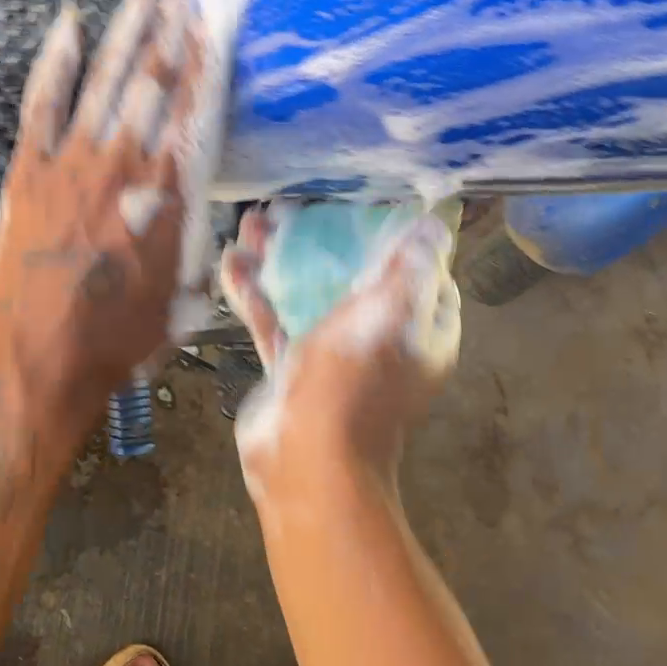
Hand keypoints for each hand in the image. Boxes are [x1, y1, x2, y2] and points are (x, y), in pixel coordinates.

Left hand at [0, 0, 210, 417]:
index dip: (202, 66)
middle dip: (168, 38)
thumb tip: (200, 215)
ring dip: (125, 38)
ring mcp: (71, 162)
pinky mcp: (29, 168)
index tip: (209, 29)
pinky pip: (43, 102)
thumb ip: (195, 246)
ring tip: (141, 0)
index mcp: (169, 196)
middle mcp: (124, 166)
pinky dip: (56, 61)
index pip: (193, 113)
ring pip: (103, 83)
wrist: (43, 351)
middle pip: (152, 87)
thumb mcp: (182, 296)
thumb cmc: (119, 335)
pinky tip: (69, 25)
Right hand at [221, 207, 449, 499]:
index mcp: (417, 332)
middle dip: (320, 241)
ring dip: (279, 260)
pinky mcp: (291, 368)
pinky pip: (273, 321)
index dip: (396, 242)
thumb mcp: (387, 315)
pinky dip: (254, 293)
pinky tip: (230, 261)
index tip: (365, 209)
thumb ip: (409, 269)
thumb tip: (436, 227)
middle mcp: (378, 341)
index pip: (419, 276)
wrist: (305, 457)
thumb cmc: (352, 382)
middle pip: (351, 278)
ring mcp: (331, 356)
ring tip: (249, 222)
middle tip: (290, 207)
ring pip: (307, 294)